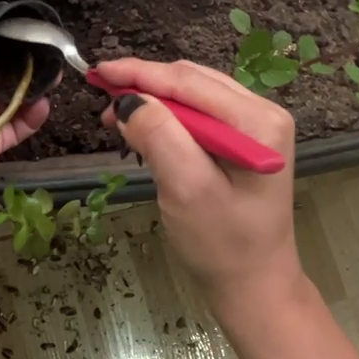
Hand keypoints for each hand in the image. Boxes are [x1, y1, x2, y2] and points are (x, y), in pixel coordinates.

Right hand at [95, 58, 303, 320]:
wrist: (252, 285)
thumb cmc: (221, 243)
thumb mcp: (185, 188)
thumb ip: (159, 136)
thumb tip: (128, 99)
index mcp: (257, 122)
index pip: (187, 82)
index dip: (138, 73)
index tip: (96, 72)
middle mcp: (262, 113)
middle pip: (189, 80)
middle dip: (142, 84)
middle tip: (101, 98)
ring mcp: (254, 125)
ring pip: (190, 92)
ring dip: (150, 97)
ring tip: (115, 115)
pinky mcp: (242, 138)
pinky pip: (196, 110)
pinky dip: (164, 113)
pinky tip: (142, 126)